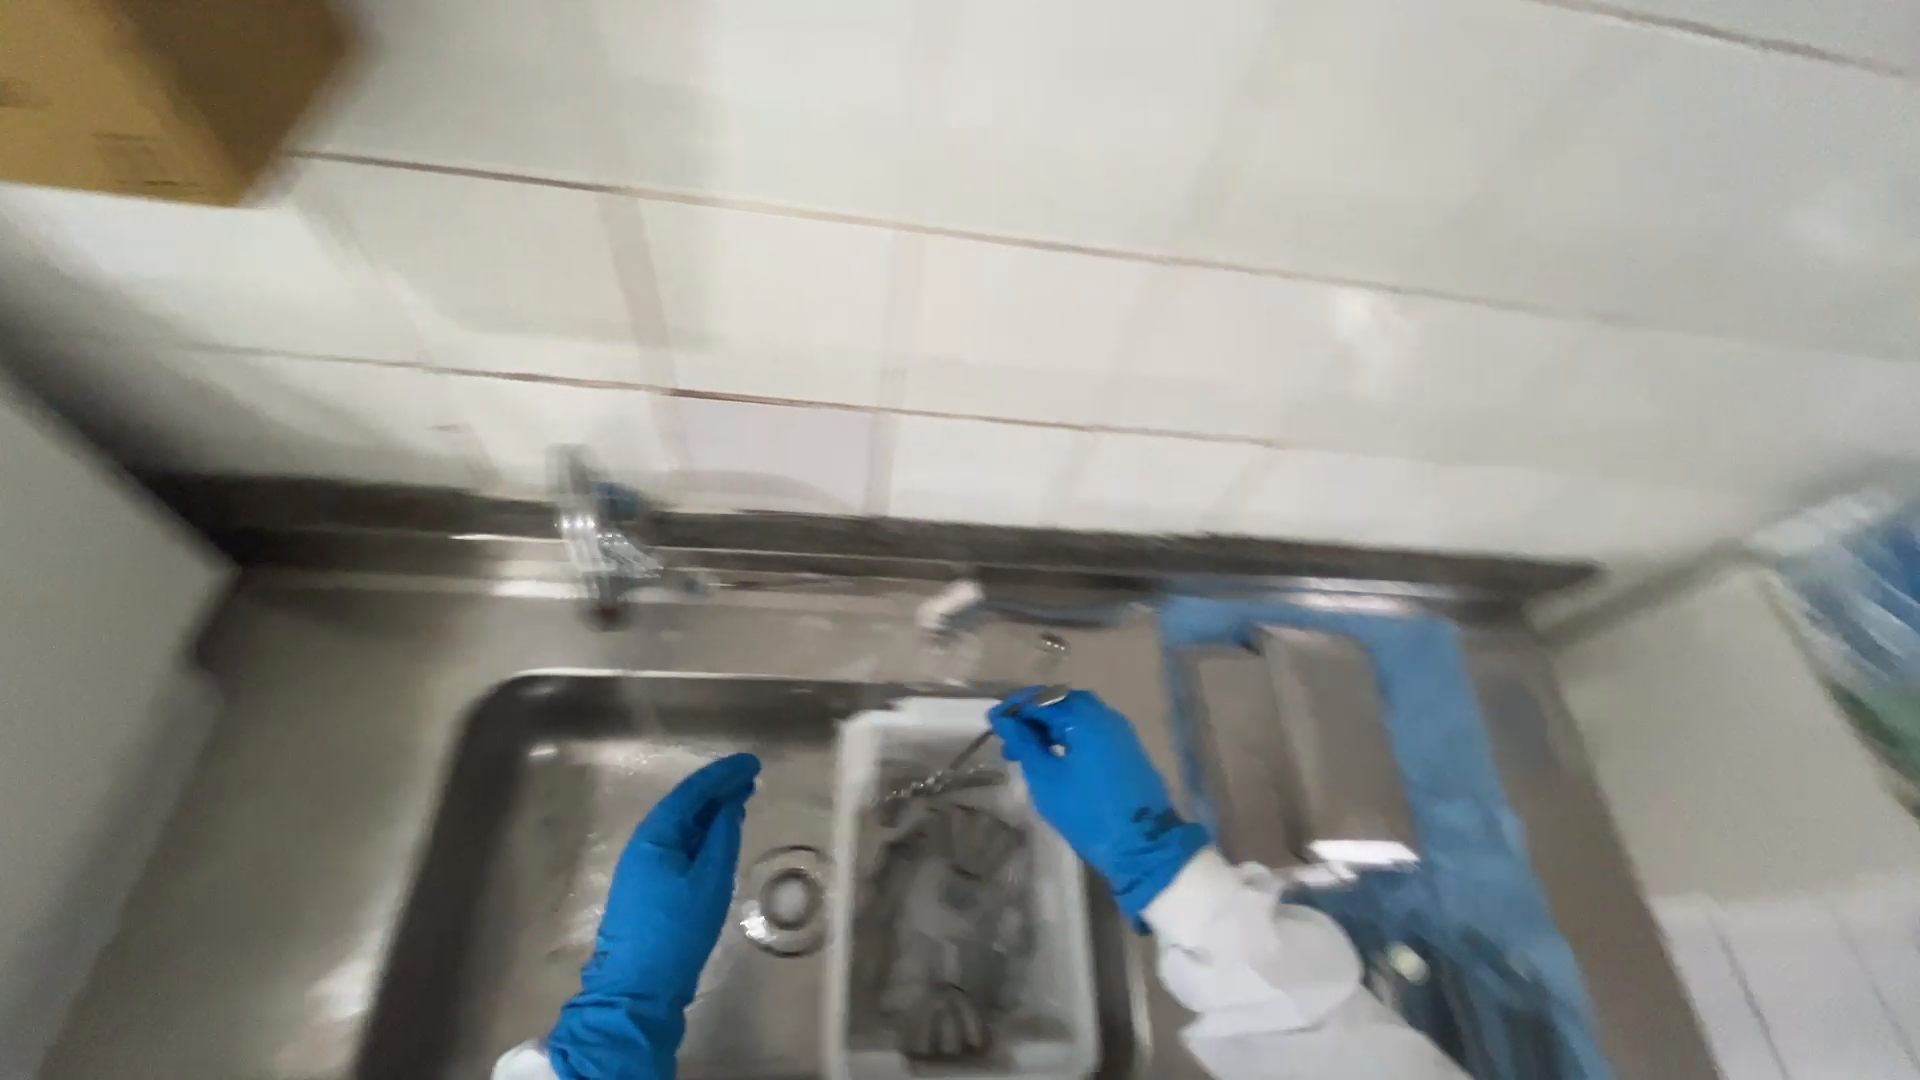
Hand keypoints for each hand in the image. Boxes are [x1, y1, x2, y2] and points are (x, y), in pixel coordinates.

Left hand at [548, 752, 759, 1079]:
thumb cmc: (676, 931)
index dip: (723, 774)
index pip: (693, 791)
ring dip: (712, 808)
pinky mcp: (649, 885)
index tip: (752, 763)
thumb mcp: (710, 880)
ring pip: (683, 824)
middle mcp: (646, 843)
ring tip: (742, 797)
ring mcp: (644, 865)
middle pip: (685, 804)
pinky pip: (681, 842)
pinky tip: (721, 832)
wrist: (636, 991)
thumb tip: (731, 804)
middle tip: (752, 776)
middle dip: (718, 787)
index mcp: (656, 835)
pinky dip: (704, 831)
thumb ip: (723, 837)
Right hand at [989, 689, 1206, 918]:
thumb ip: (1024, 743)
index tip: (992, 722)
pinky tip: (1053, 757)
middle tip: (1009, 737)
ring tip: (1026, 752)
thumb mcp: (1047, 779)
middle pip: (1062, 702)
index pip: (1042, 700)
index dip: (1014, 708)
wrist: (1145, 848)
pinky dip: (1068, 735)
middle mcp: (1106, 716)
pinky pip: (1091, 729)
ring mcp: (1119, 732)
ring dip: (1050, 726)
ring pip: (1077, 715)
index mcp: (1086, 718)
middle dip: (1032, 715)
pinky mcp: (1126, 748)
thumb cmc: (1088, 813)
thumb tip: (1003, 719)